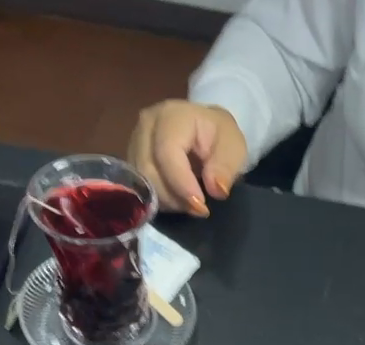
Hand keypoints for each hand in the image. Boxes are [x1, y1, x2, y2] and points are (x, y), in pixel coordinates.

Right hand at [128, 100, 247, 216]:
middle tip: (198, 208)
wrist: (205, 132)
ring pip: (141, 183)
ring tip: (188, 203)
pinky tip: (176, 200)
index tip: (201, 206)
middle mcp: (146, 126)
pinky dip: (158, 201)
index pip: (167, 153)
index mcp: (171, 115)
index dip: (181, 184)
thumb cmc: (219, 137)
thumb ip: (226, 167)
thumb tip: (216, 189)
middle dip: (174, 198)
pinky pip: (138, 189)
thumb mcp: (234, 147)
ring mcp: (134, 143)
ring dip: (167, 202)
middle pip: (149, 171)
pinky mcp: (131, 161)